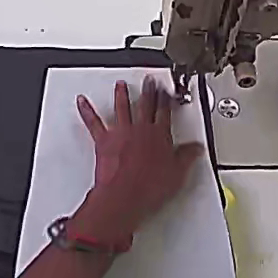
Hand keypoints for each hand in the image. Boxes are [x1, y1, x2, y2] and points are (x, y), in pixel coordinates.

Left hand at [72, 79, 200, 244]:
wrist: (124, 196)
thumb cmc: (149, 187)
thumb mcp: (177, 173)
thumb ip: (187, 157)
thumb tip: (195, 149)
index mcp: (159, 135)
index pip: (165, 112)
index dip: (167, 100)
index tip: (167, 91)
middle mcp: (140, 129)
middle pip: (145, 105)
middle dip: (148, 91)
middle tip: (149, 80)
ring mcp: (121, 133)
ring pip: (122, 108)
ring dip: (121, 95)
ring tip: (121, 85)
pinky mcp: (104, 141)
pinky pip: (93, 122)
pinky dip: (87, 111)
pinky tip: (82, 101)